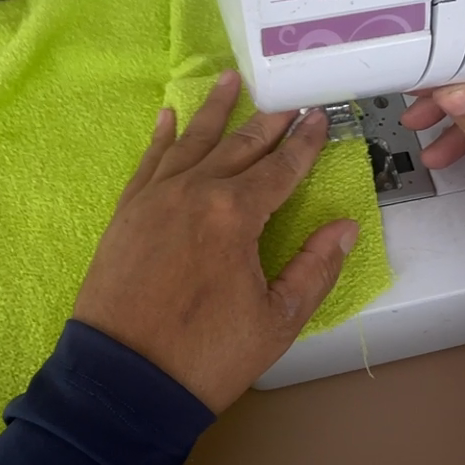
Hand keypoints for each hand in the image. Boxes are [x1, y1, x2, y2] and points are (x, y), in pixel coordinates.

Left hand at [73, 71, 358, 413]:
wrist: (119, 385)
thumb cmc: (205, 356)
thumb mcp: (276, 321)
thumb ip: (315, 268)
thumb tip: (345, 227)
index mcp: (236, 214)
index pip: (282, 166)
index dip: (306, 141)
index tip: (320, 116)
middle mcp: (197, 191)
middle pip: (242, 145)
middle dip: (270, 121)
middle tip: (288, 100)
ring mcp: (157, 197)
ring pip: (194, 140)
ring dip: (216, 109)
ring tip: (230, 79)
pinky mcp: (128, 211)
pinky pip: (150, 160)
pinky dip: (162, 136)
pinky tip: (169, 116)